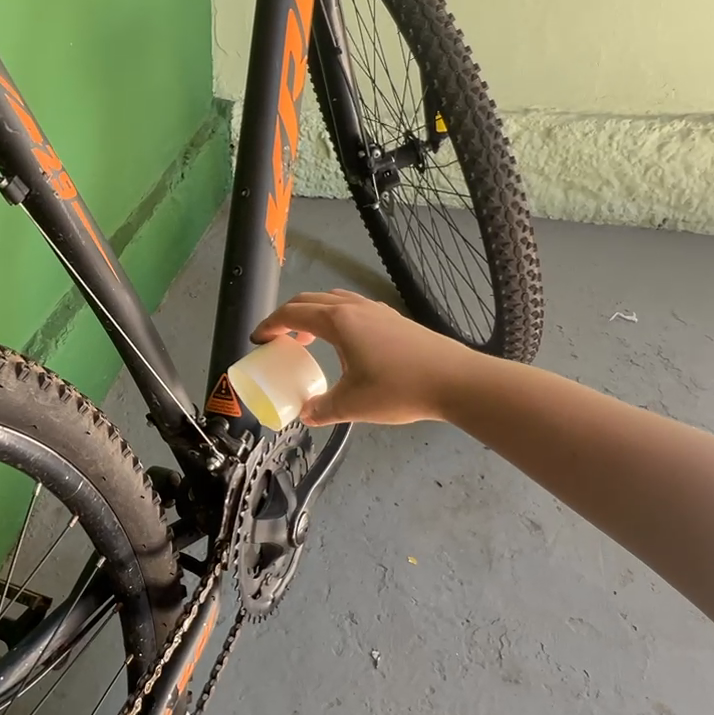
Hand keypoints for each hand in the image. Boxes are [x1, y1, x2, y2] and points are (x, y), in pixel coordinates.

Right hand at [251, 289, 475, 425]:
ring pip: (333, 300)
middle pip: (309, 300)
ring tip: (308, 338)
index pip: (292, 313)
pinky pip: (353, 307)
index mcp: (338, 322)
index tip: (257, 339)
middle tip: (277, 338)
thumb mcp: (352, 405)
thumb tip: (305, 414)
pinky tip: (345, 343)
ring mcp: (377, 310)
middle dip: (287, 316)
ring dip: (313, 313)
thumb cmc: (399, 389)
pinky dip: (336, 317)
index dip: (269, 324)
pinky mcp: (394, 318)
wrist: (456, 380)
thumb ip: (322, 409)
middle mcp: (354, 308)